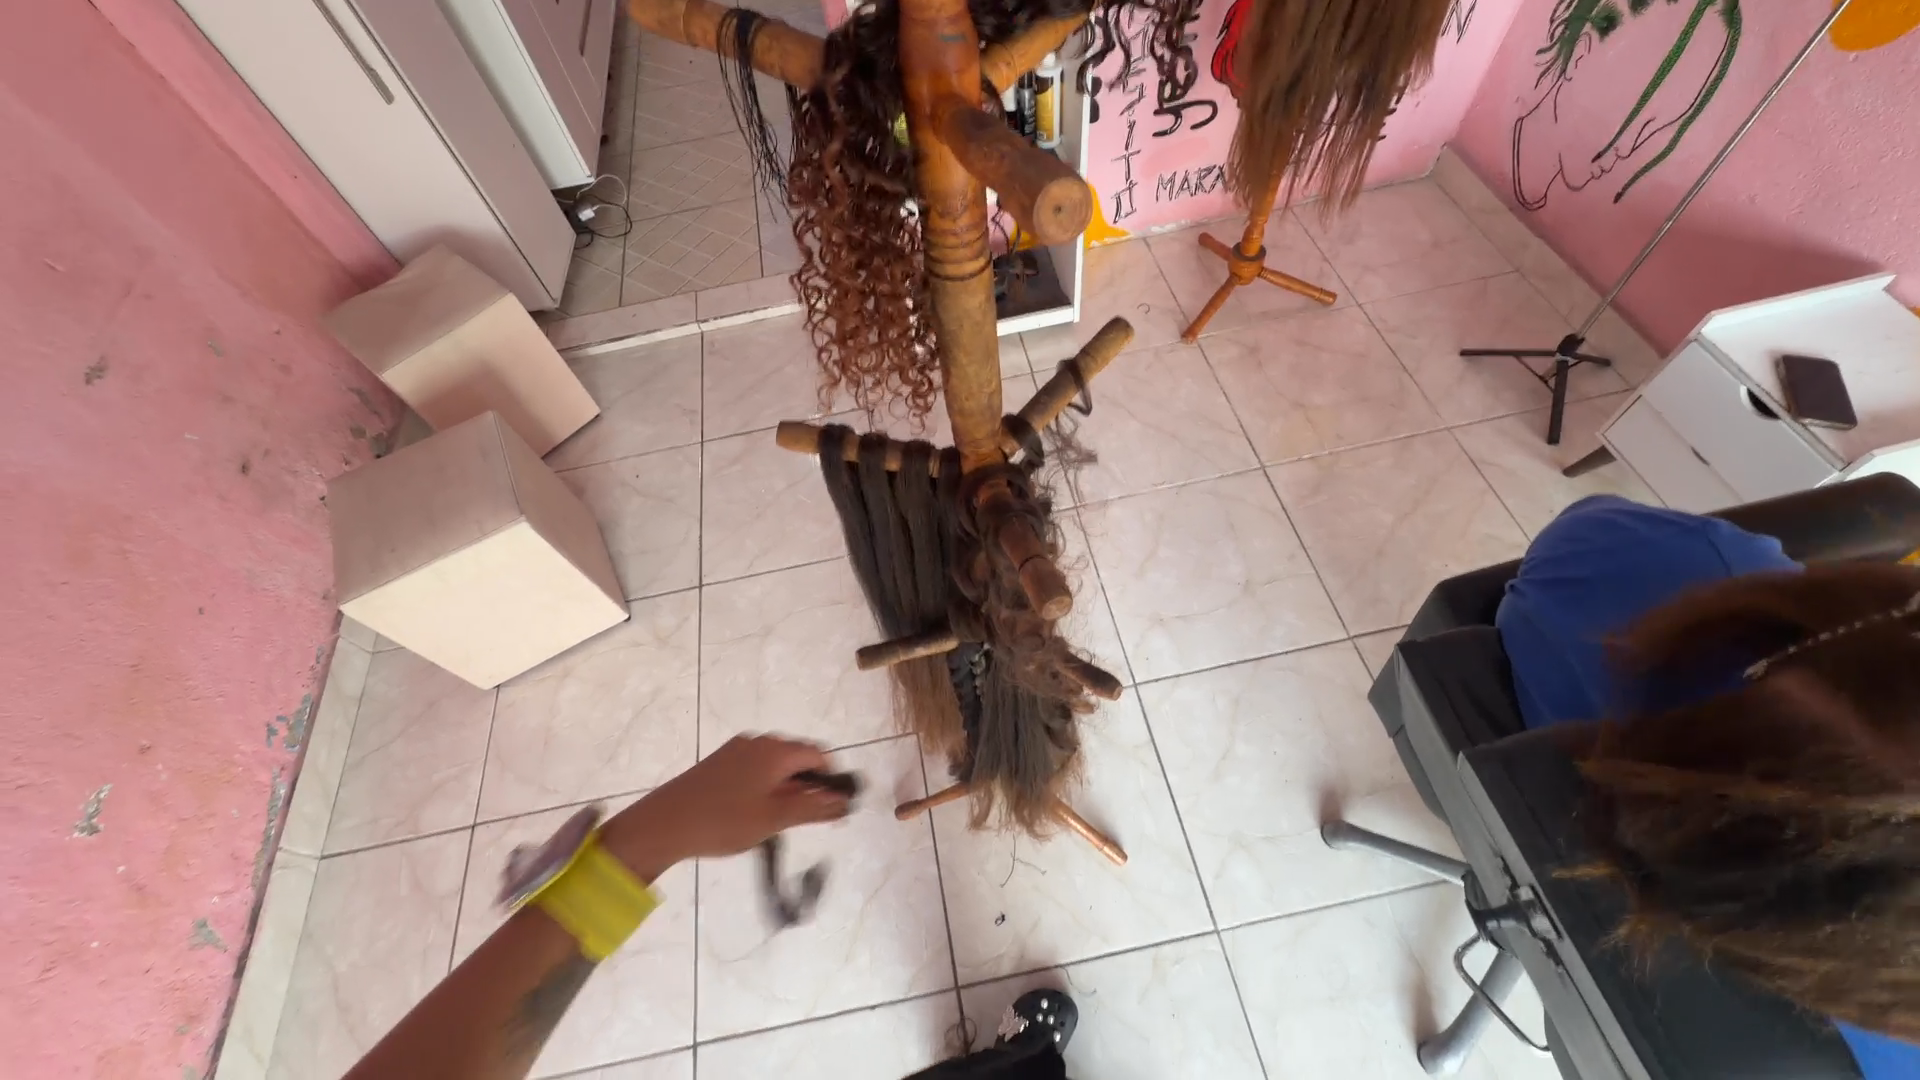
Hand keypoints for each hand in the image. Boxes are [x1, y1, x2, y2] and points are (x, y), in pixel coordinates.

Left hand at [600, 735, 853, 876]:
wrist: (662, 824)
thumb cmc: (724, 821)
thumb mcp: (775, 819)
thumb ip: (813, 808)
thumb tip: (844, 801)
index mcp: (776, 750)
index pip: (819, 755)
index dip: (830, 779)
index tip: (831, 807)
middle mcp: (759, 741)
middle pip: (797, 758)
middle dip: (807, 786)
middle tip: (803, 819)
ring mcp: (736, 750)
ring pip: (775, 764)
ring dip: (784, 788)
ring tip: (776, 821)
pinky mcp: (719, 762)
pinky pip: (755, 768)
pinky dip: (764, 786)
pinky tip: (751, 813)